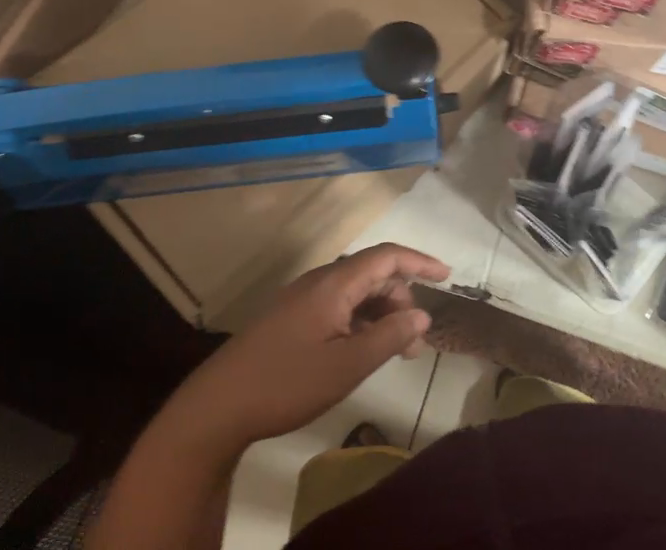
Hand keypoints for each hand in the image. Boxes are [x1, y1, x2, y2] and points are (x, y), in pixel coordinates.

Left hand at [174, 243, 449, 444]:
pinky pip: (336, 307)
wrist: (216, 408)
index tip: (448, 277)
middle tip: (415, 342)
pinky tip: (361, 352)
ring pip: (354, 293)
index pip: (386, 257)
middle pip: (371, 274)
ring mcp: (300, 301)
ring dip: (380, 315)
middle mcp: (317, 283)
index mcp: (333, 284)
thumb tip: (421, 315)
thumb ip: (389, 336)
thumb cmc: (286, 383)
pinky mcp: (288, 320)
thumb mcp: (347, 365)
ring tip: (393, 352)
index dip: (420, 262)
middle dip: (401, 299)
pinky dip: (358, 323)